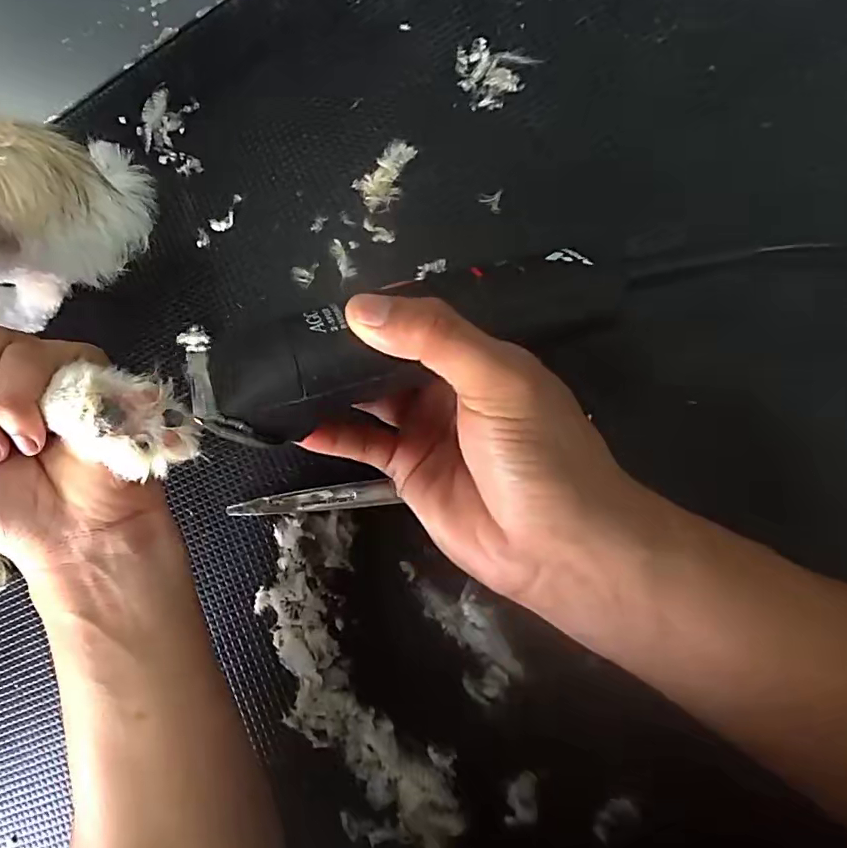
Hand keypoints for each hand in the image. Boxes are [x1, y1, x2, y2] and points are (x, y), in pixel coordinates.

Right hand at [299, 295, 673, 607]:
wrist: (557, 549)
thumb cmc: (540, 454)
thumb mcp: (497, 381)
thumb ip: (435, 339)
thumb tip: (362, 308)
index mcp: (476, 355)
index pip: (420, 319)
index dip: (380, 308)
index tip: (329, 299)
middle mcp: (448, 386)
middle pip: (389, 357)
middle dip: (349, 346)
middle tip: (296, 335)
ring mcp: (426, 428)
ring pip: (370, 397)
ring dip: (334, 387)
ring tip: (289, 373)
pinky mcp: (408, 469)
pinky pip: (363, 443)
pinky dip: (332, 434)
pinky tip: (300, 426)